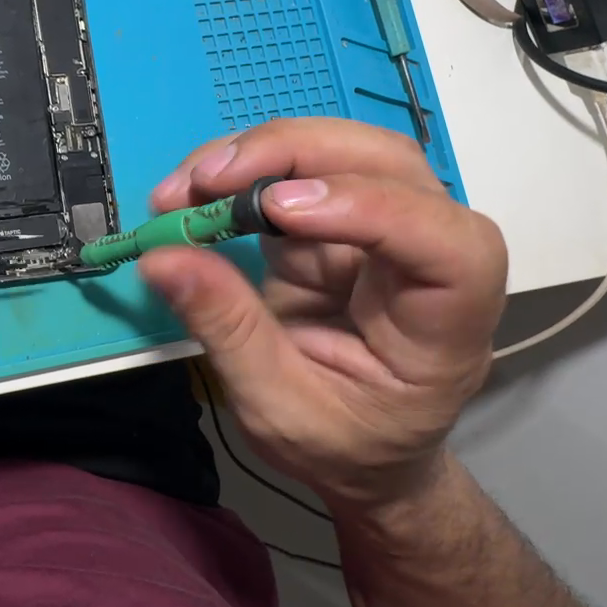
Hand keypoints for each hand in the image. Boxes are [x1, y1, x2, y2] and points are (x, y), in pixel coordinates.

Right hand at [139, 119, 507, 512]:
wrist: (361, 453)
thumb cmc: (342, 443)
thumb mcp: (277, 407)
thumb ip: (227, 331)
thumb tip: (160, 258)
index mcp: (446, 325)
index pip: (445, 244)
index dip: (370, 208)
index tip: (277, 210)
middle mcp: (426, 258)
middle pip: (389, 165)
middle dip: (294, 153)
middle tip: (206, 178)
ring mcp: (379, 231)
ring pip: (339, 152)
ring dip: (257, 155)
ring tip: (183, 188)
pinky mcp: (333, 225)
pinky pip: (290, 176)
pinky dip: (236, 175)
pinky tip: (190, 195)